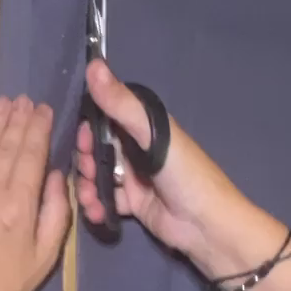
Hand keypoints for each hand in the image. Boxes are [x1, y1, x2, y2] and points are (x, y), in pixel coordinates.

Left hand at [0, 97, 70, 290]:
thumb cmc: (8, 282)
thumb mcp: (46, 253)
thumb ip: (55, 211)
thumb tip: (54, 174)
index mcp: (19, 203)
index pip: (31, 154)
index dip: (39, 128)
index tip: (44, 109)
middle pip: (7, 144)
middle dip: (19, 118)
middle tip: (26, 98)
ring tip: (4, 102)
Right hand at [75, 60, 284, 277]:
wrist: (208, 227)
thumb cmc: (185, 174)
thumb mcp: (152, 134)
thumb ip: (121, 103)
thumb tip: (93, 63)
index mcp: (144, 126)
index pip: (106, 116)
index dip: (89, 126)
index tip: (82, 138)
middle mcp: (137, 148)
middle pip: (98, 147)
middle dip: (85, 158)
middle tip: (88, 171)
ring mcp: (134, 176)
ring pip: (98, 174)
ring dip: (87, 184)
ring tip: (89, 198)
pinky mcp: (133, 203)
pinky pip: (105, 199)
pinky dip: (96, 205)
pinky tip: (96, 212)